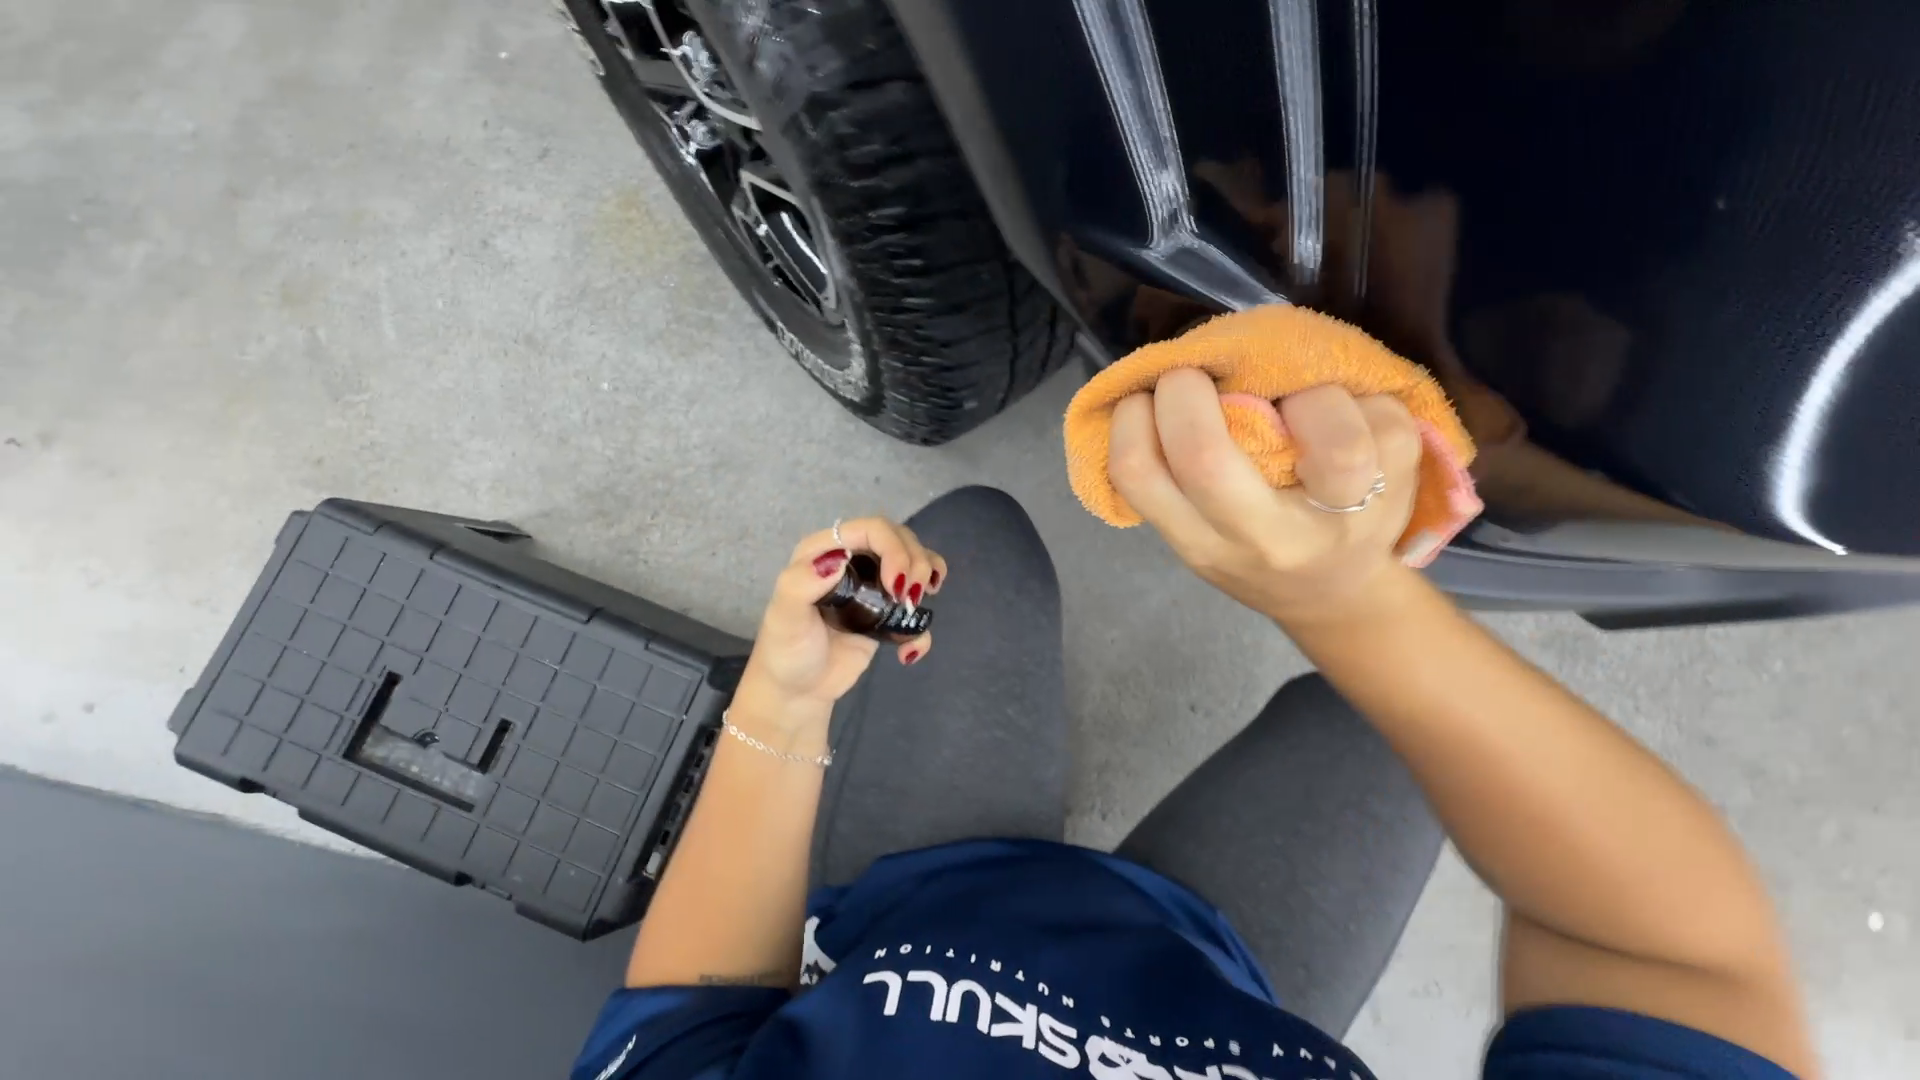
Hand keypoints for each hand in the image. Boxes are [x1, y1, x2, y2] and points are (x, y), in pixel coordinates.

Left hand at [729, 518, 944, 739]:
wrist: (798, 691)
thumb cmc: (786, 650)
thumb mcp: (785, 617)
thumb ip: (801, 584)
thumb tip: (837, 558)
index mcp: (826, 551)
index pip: (872, 529)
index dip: (894, 548)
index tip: (897, 585)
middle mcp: (852, 560)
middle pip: (901, 539)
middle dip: (916, 563)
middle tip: (911, 598)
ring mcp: (872, 586)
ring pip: (916, 562)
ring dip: (926, 578)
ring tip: (915, 607)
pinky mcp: (885, 614)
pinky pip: (916, 606)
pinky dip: (923, 628)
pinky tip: (908, 652)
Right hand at [1108, 370, 1422, 627]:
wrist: (1336, 596)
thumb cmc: (1252, 552)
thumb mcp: (1198, 534)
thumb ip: (1173, 478)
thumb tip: (1154, 388)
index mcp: (1206, 544)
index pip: (1141, 475)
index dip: (1131, 419)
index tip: (1144, 398)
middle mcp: (1267, 539)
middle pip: (1205, 455)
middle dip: (1185, 392)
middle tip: (1194, 376)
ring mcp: (1340, 516)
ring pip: (1320, 421)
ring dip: (1297, 388)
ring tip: (1291, 399)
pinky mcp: (1399, 481)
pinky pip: (1379, 410)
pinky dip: (1360, 396)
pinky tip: (1347, 416)